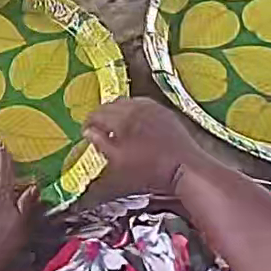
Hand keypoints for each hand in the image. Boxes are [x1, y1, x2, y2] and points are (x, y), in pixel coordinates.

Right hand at [82, 98, 219, 202]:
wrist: (184, 166)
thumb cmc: (150, 168)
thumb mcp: (120, 161)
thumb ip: (101, 144)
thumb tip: (88, 132)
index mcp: (122, 118)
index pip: (98, 114)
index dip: (89, 122)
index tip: (86, 131)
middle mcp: (136, 107)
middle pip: (112, 105)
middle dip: (102, 115)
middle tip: (98, 129)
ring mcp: (152, 107)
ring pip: (127, 102)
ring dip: (117, 111)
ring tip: (115, 126)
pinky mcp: (164, 111)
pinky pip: (143, 104)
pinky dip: (134, 110)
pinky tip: (135, 122)